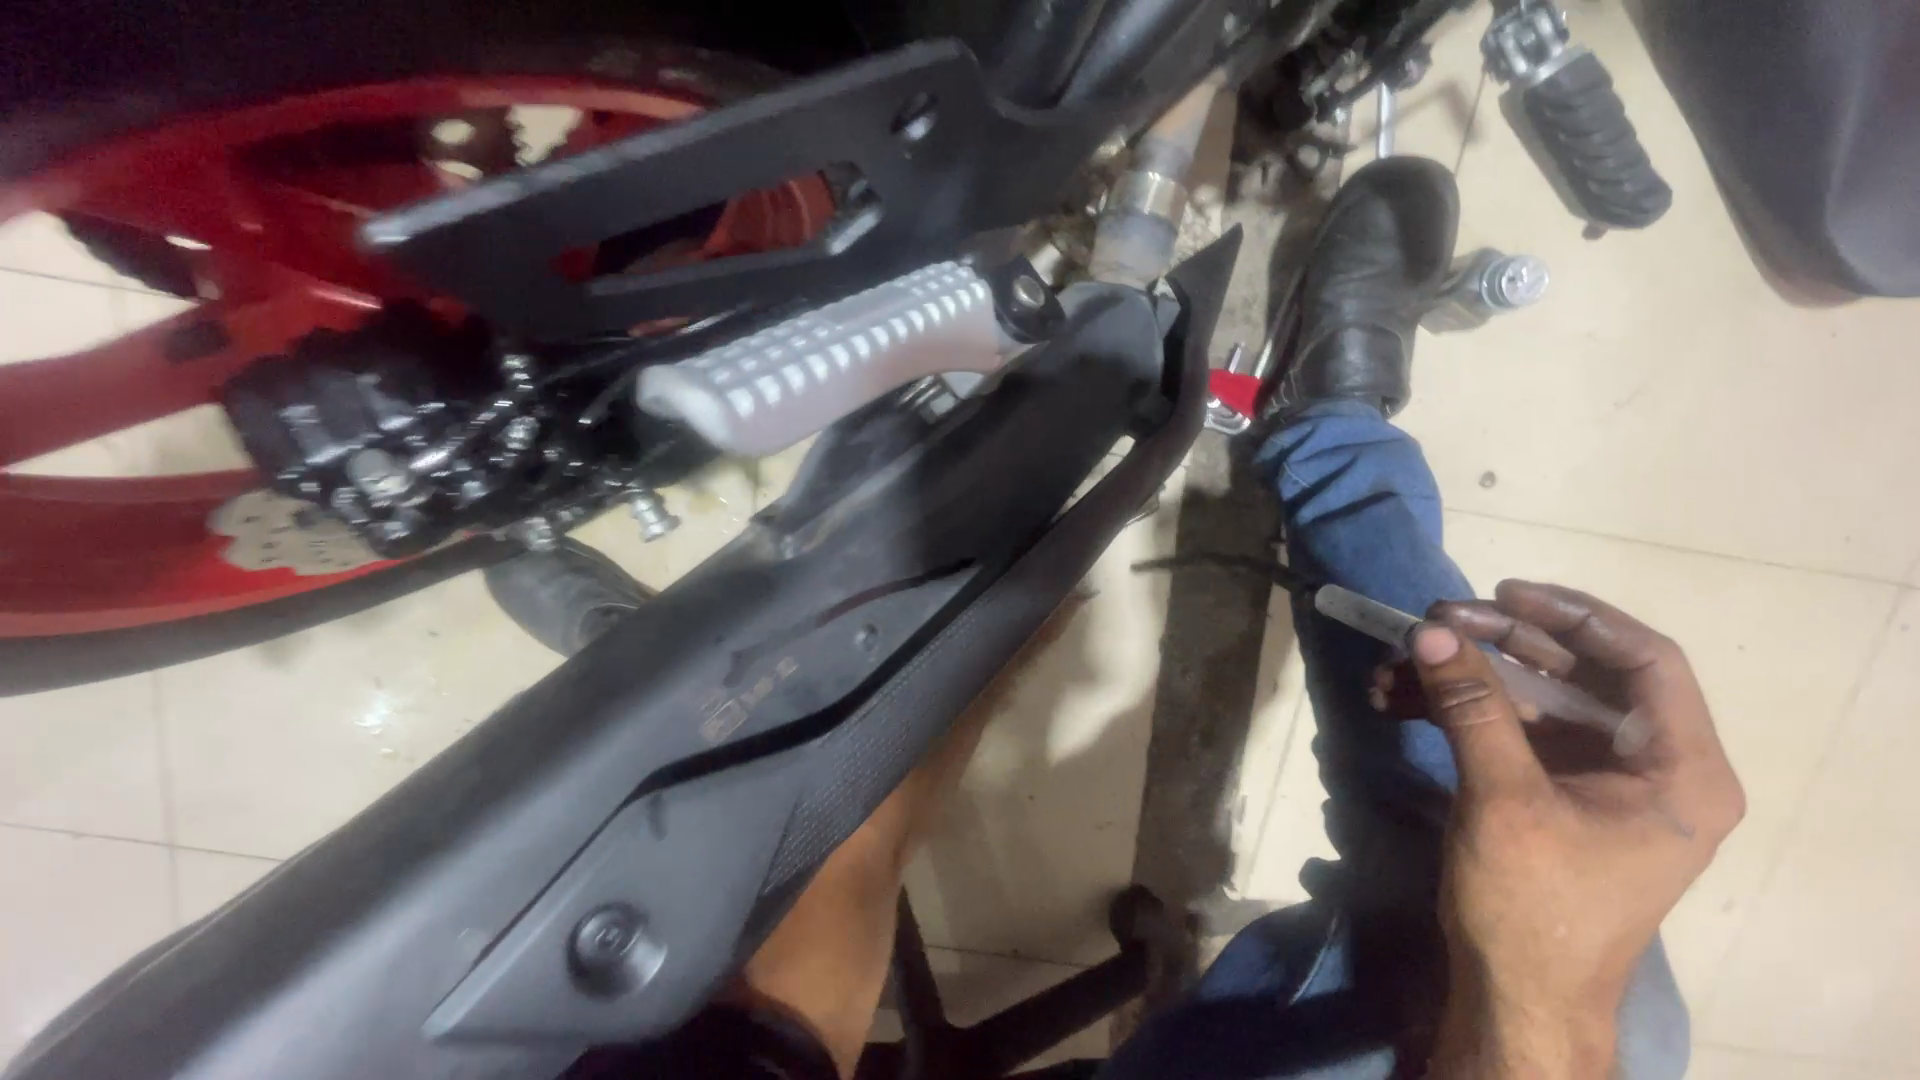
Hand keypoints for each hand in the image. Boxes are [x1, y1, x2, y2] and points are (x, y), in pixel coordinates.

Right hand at [1413, 581, 1744, 1079]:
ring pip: (1531, 698)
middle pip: (1578, 675)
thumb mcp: (1502, 797)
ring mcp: (1594, 778)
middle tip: (1431, 623)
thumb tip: (1429, 631)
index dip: (1577, 617)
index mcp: (1679, 771)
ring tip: (1393, 667)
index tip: (1503, 593)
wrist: (1515, 992)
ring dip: (1461, 678)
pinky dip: (1453, 710)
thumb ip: (1471, 706)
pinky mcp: (1548, 791)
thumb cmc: (1535, 903)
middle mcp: (1647, 766)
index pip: (1647, 662)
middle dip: (1499, 645)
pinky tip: (1396, 701)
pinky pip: (1505, 729)